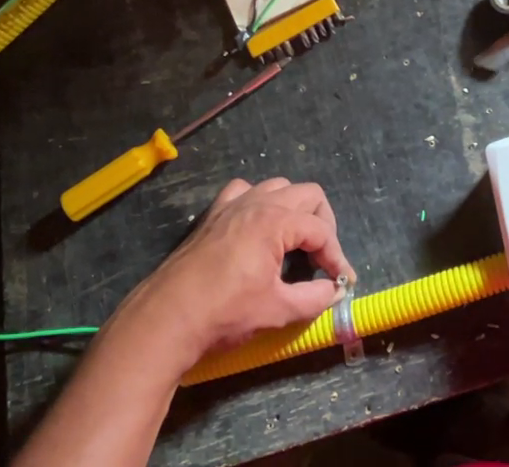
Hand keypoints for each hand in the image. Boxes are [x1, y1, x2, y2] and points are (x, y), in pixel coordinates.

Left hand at [105, 177, 355, 369]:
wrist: (166, 320)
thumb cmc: (224, 314)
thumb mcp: (277, 310)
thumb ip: (314, 298)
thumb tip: (334, 292)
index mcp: (276, 221)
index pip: (321, 230)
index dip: (336, 256)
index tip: (342, 283)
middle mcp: (257, 203)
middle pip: (307, 195)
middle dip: (323, 224)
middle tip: (322, 258)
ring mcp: (232, 205)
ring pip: (277, 187)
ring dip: (294, 210)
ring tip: (295, 242)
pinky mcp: (213, 215)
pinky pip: (244, 192)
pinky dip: (259, 203)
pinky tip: (258, 229)